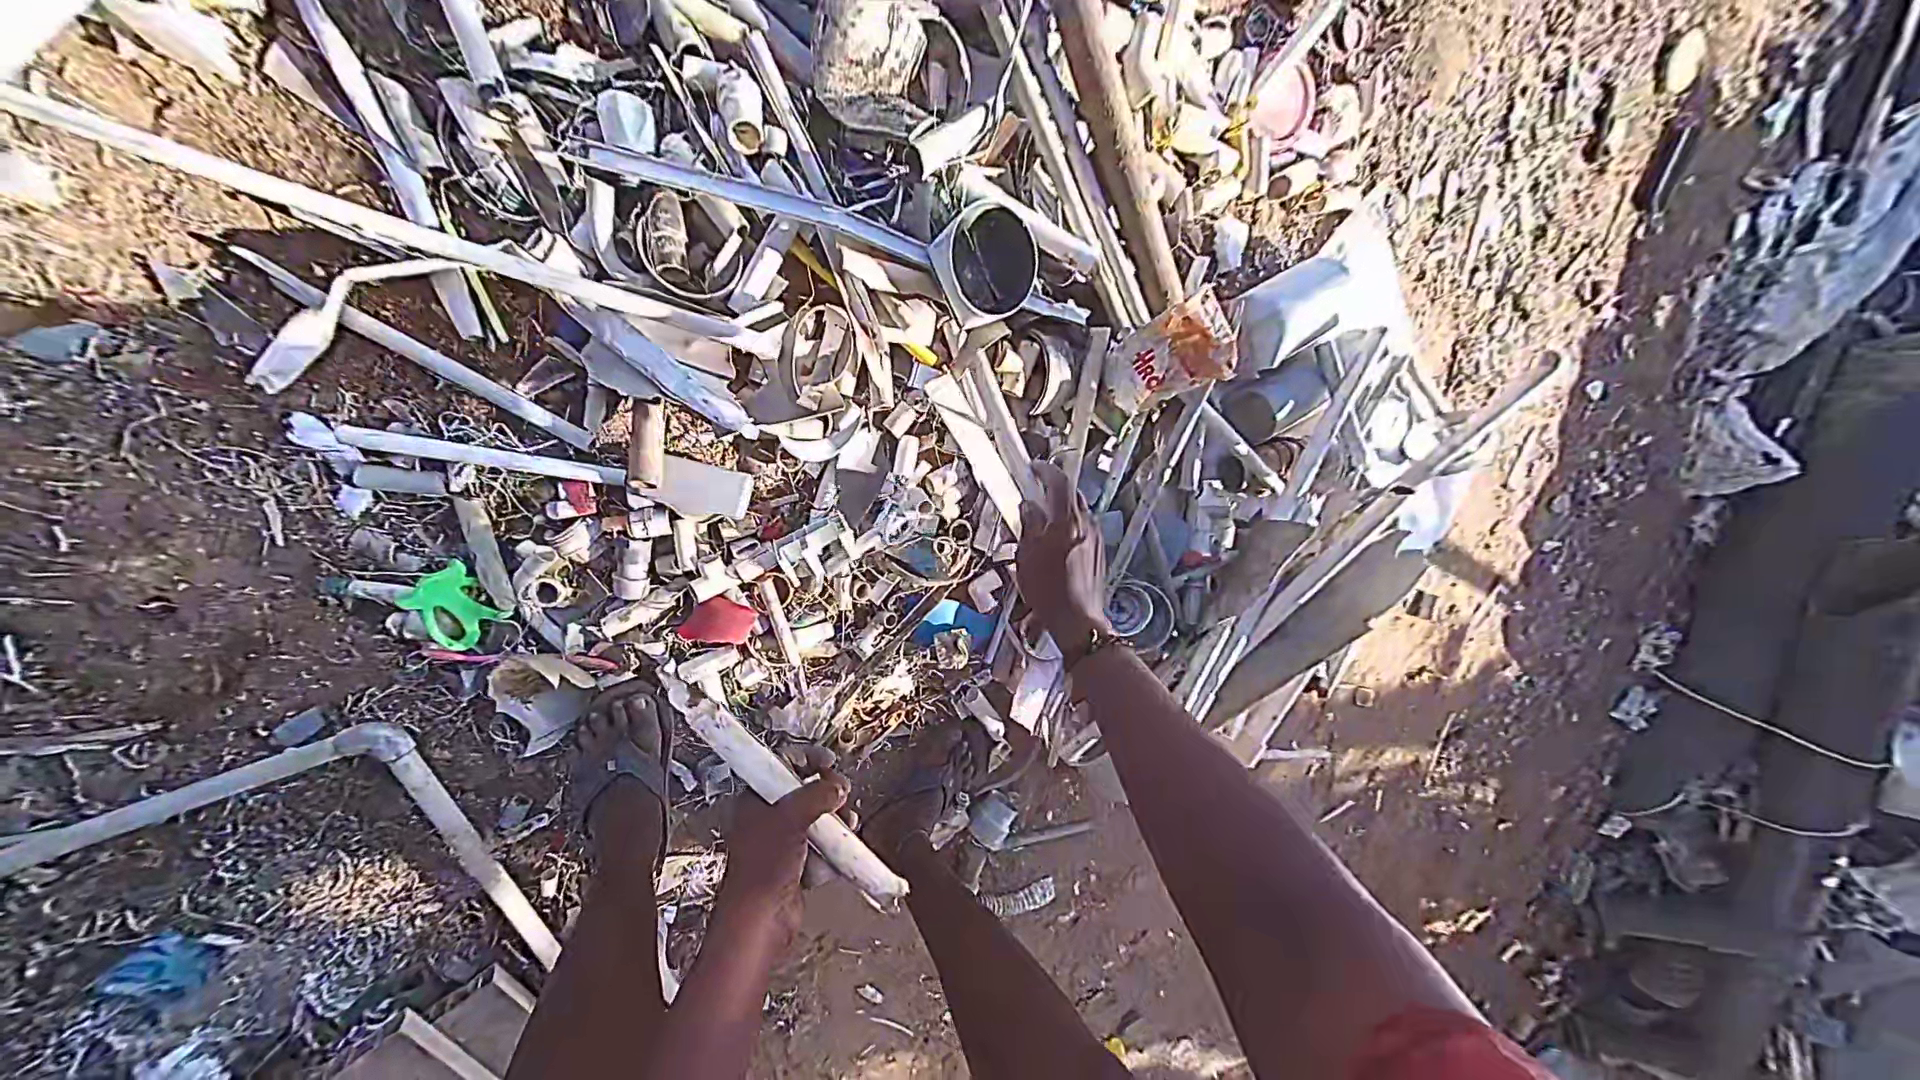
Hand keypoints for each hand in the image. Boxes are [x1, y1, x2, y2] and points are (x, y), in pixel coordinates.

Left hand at [716, 745, 848, 937]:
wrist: (760, 922)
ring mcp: (783, 843)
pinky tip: (832, 860)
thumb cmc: (763, 868)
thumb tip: (837, 787)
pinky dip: (831, 853)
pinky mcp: (797, 865)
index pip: (783, 765)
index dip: (807, 759)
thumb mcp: (791, 818)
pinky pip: (822, 849)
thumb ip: (817, 795)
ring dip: (836, 825)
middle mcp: (768, 818)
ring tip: (846, 828)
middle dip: (829, 795)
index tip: (828, 762)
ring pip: (819, 821)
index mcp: (757, 800)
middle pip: (807, 792)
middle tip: (841, 798)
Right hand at [1017, 461, 1112, 663]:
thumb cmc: (1049, 591)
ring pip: (1078, 514)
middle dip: (1053, 491)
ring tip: (1040, 524)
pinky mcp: (1099, 553)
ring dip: (1060, 512)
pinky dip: (1068, 529)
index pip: (1060, 482)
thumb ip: (1029, 525)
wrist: (1078, 622)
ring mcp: (1096, 539)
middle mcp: (1088, 525)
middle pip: (1071, 496)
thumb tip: (1028, 507)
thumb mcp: (1027, 556)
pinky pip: (1083, 530)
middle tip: (1033, 495)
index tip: (1033, 468)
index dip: (1045, 470)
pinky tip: (1053, 545)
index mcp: (1069, 521)